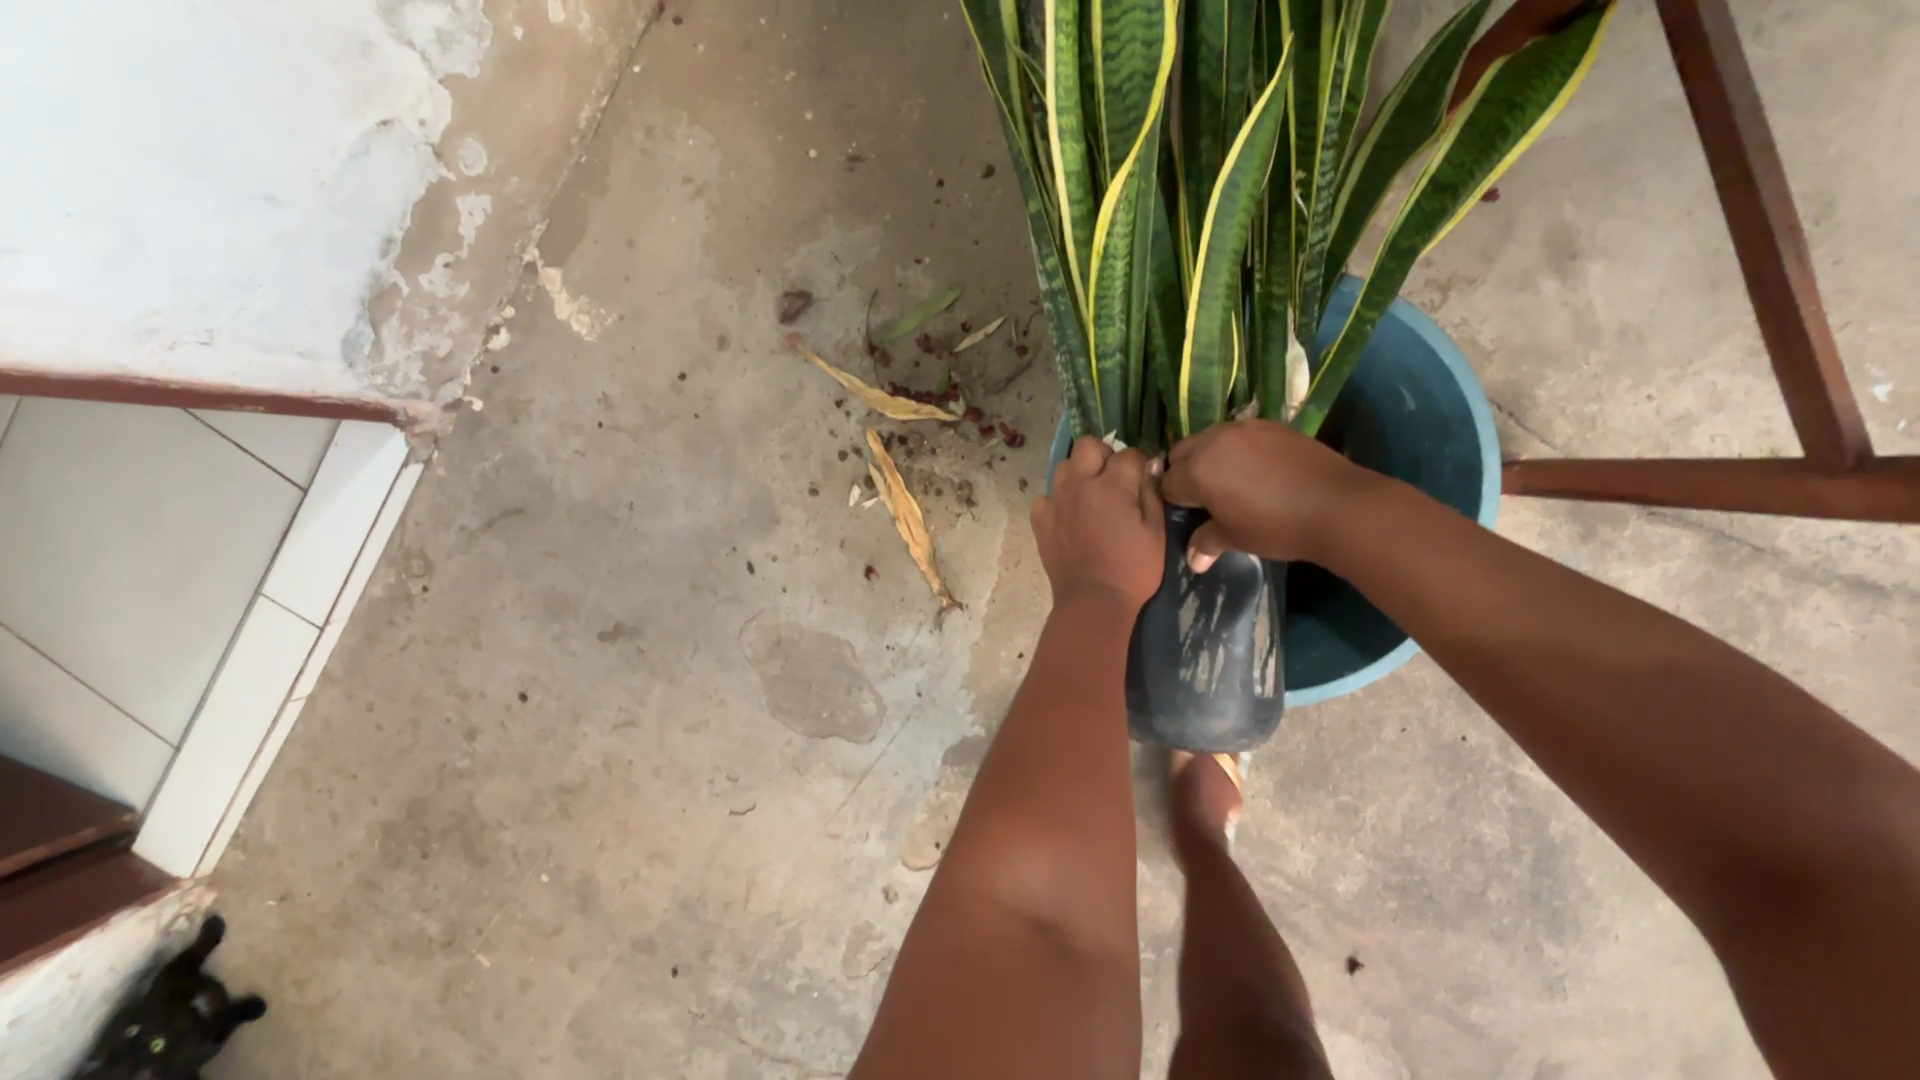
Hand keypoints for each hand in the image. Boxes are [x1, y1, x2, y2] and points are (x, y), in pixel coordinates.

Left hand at [1032, 437, 1165, 611]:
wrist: (1093, 601)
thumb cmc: (1133, 570)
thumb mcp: (1156, 532)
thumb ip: (1152, 493)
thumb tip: (1151, 464)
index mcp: (1112, 485)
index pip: (1128, 453)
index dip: (1139, 464)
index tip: (1143, 480)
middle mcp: (1080, 484)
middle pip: (1088, 445)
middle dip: (1103, 455)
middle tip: (1113, 480)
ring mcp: (1056, 500)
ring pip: (1063, 466)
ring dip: (1078, 474)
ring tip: (1090, 496)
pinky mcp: (1040, 520)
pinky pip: (1046, 496)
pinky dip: (1057, 501)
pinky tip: (1068, 517)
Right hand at [1161, 419, 1373, 567]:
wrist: (1337, 504)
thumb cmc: (1276, 526)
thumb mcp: (1236, 537)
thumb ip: (1207, 542)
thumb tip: (1193, 560)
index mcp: (1197, 471)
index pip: (1168, 483)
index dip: (1176, 501)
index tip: (1190, 515)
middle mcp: (1213, 441)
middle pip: (1182, 452)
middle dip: (1186, 472)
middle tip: (1206, 497)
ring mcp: (1244, 428)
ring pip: (1210, 439)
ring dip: (1211, 457)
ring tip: (1232, 481)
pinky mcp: (1271, 425)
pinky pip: (1240, 435)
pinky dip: (1239, 450)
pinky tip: (1258, 471)